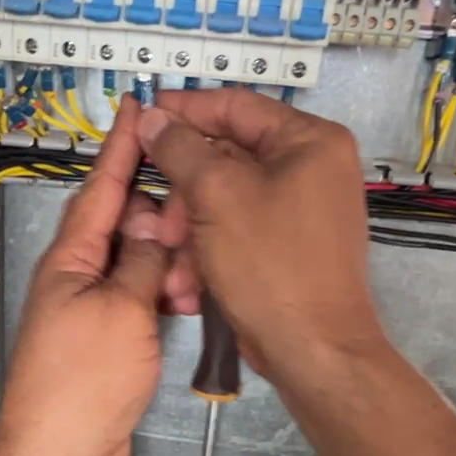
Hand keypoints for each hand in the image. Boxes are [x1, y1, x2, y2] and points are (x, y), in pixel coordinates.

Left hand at [0, 98, 176, 455]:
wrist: (62, 454)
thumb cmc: (84, 381)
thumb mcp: (122, 312)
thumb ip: (142, 264)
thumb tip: (151, 233)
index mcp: (70, 259)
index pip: (99, 188)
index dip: (120, 147)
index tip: (138, 108)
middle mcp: (77, 277)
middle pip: (122, 225)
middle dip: (158, 218)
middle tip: (192, 222)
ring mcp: (92, 310)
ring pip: (136, 265)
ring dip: (165, 265)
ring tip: (191, 280)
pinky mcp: (108, 340)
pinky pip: (139, 300)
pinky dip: (161, 297)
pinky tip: (185, 305)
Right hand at [135, 89, 387, 383]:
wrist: (313, 349)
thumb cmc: (270, 264)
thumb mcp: (217, 196)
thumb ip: (181, 150)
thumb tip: (153, 117)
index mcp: (309, 141)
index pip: (236, 107)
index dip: (184, 110)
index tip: (142, 115)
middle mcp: (311, 168)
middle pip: (226, 160)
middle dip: (183, 194)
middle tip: (156, 222)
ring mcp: (301, 211)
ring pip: (225, 201)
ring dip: (189, 231)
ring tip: (170, 263)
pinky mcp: (287, 248)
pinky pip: (238, 232)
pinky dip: (209, 251)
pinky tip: (188, 282)